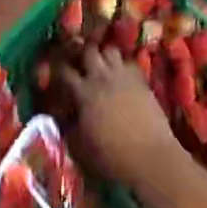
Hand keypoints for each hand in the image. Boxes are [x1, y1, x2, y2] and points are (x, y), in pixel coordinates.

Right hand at [61, 47, 182, 189]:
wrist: (149, 157)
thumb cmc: (111, 156)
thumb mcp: (80, 146)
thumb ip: (69, 126)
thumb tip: (64, 116)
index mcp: (84, 93)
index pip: (64, 71)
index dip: (59, 69)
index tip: (57, 71)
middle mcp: (101, 78)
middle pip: (89, 50)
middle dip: (83, 53)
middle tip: (81, 62)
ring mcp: (123, 76)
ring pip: (110, 50)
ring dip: (104, 55)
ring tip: (103, 64)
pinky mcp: (141, 81)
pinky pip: (129, 62)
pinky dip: (124, 65)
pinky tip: (122, 75)